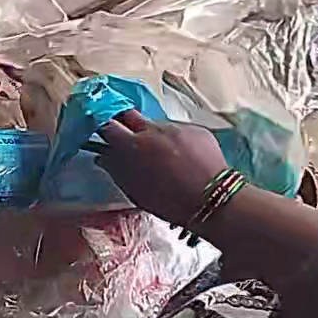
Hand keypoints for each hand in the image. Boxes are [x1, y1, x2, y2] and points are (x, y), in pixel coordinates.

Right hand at [94, 110, 227, 226]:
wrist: (213, 200)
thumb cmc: (169, 202)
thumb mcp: (135, 190)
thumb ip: (115, 169)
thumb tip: (104, 156)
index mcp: (132, 145)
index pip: (108, 125)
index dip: (105, 129)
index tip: (105, 134)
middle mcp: (152, 129)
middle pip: (129, 116)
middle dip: (126, 124)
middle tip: (129, 138)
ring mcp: (175, 126)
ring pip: (156, 124)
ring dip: (154, 135)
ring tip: (163, 154)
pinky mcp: (196, 128)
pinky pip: (179, 129)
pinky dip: (176, 140)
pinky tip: (183, 156)